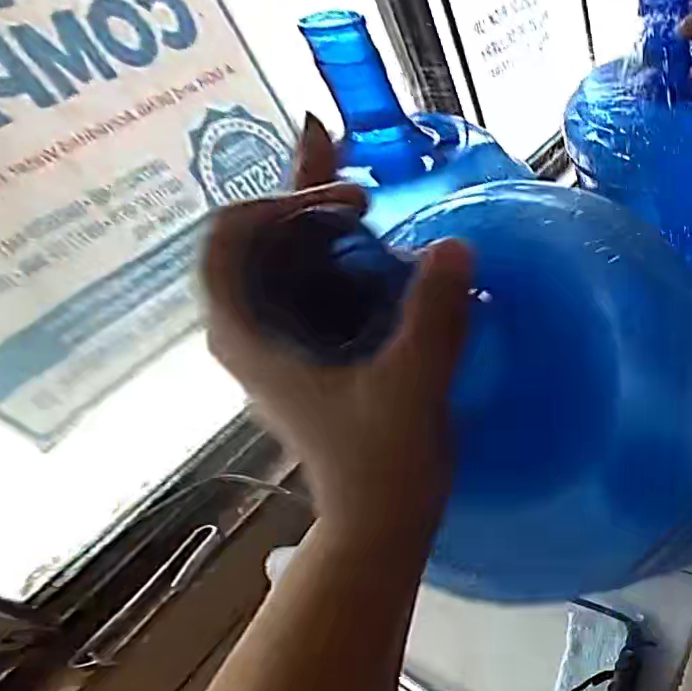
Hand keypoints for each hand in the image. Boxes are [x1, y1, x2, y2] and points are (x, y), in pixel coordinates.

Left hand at [198, 114, 474, 541]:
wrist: (385, 522)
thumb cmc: (385, 461)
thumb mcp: (412, 385)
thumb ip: (434, 318)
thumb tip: (457, 247)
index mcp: (249, 334)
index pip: (235, 235)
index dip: (288, 202)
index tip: (356, 206)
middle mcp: (256, 333)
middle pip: (264, 244)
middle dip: (307, 203)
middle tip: (354, 168)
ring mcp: (288, 350)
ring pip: (296, 271)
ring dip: (333, 235)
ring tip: (378, 208)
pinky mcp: (321, 364)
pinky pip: (327, 299)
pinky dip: (356, 273)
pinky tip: (396, 268)